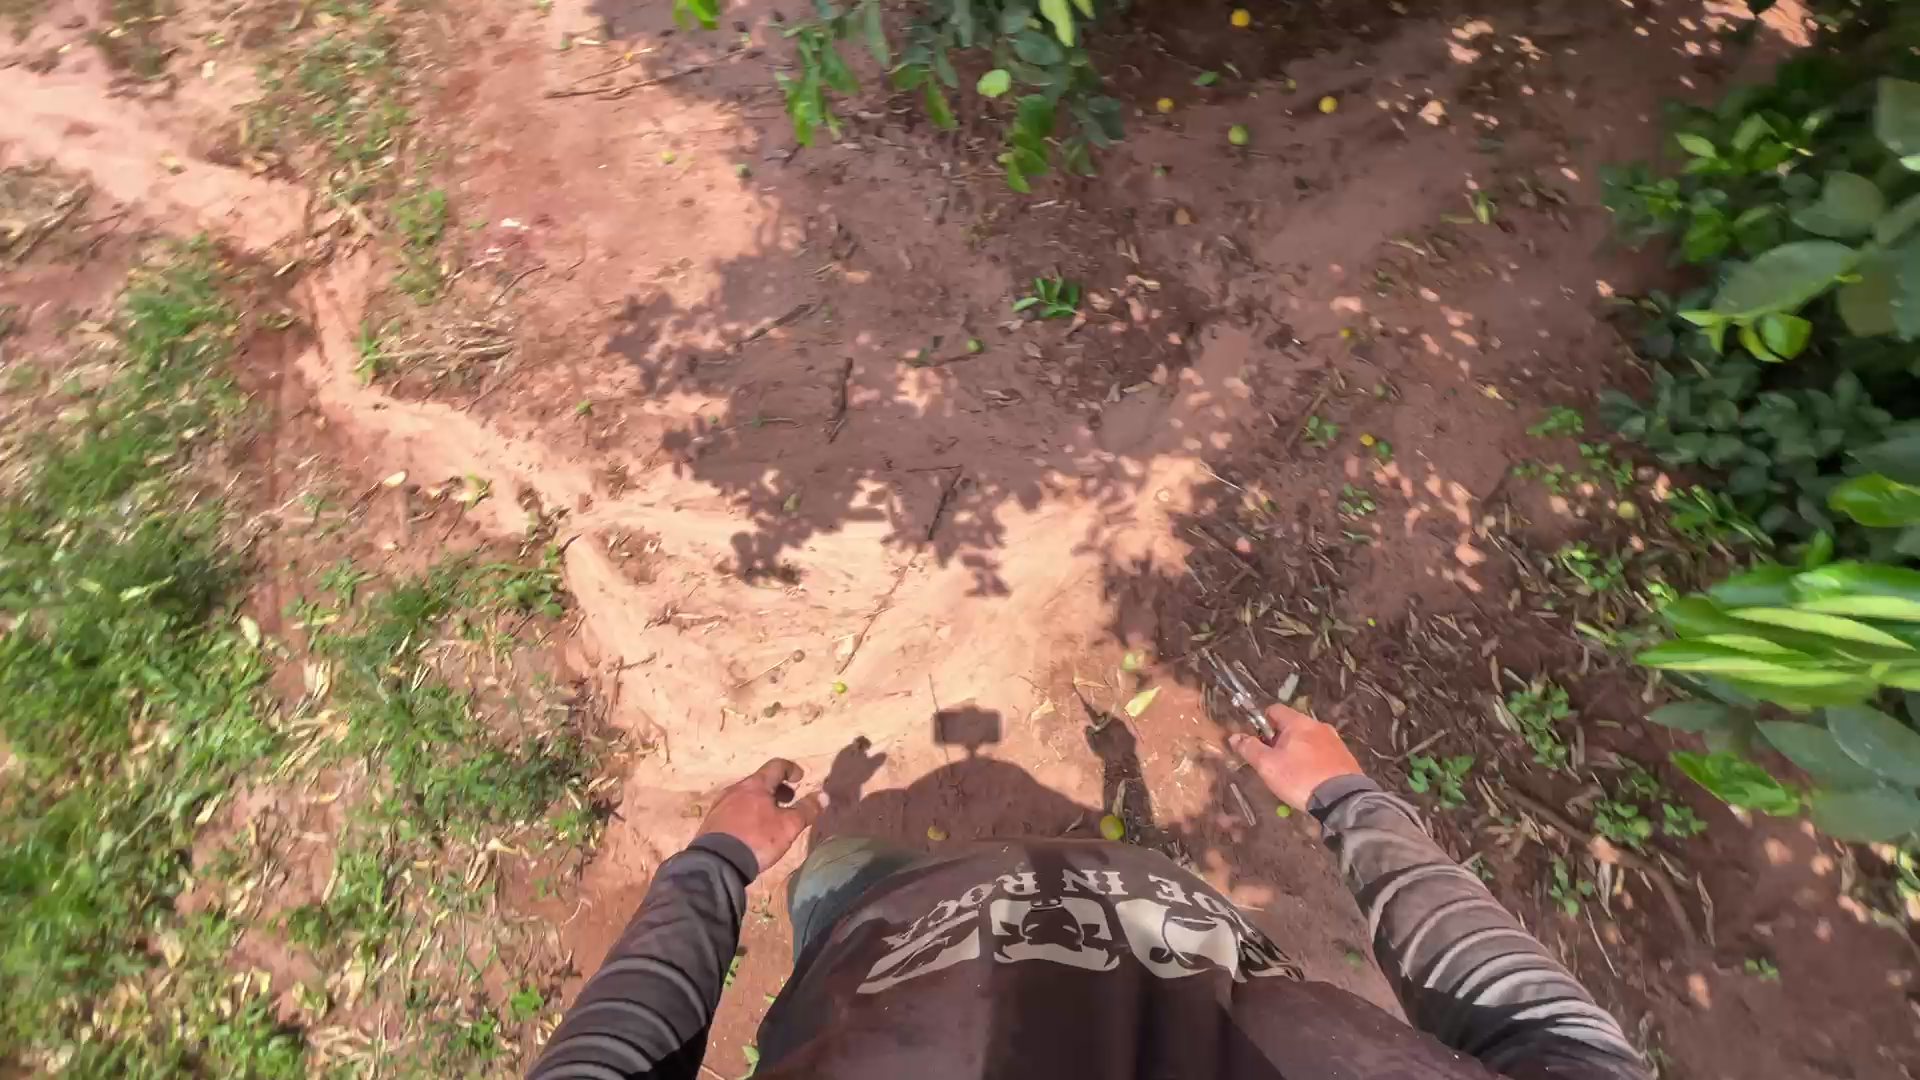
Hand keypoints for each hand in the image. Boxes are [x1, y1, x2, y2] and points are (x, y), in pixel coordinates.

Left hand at [696, 759, 823, 872]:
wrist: (716, 864)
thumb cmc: (756, 839)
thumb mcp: (788, 826)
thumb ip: (807, 810)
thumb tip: (824, 795)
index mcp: (755, 785)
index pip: (776, 766)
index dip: (791, 769)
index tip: (800, 779)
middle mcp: (736, 789)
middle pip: (760, 781)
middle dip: (777, 789)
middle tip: (788, 801)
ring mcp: (721, 805)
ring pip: (746, 796)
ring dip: (761, 802)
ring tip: (770, 819)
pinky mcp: (711, 823)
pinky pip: (734, 811)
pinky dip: (747, 814)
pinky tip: (751, 832)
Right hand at [1229, 703, 1365, 812]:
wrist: (1344, 801)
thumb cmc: (1300, 778)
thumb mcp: (1268, 765)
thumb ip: (1250, 748)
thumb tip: (1235, 737)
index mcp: (1298, 722)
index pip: (1274, 710)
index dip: (1261, 723)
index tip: (1258, 742)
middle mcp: (1318, 726)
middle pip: (1291, 726)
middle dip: (1279, 741)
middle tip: (1273, 762)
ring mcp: (1335, 742)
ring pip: (1308, 741)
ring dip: (1297, 752)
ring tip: (1293, 774)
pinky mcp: (1347, 758)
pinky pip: (1323, 754)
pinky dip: (1313, 762)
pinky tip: (1311, 780)